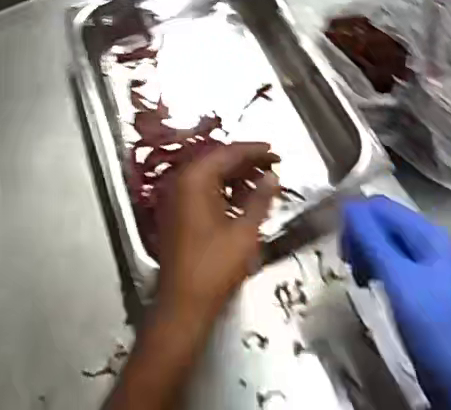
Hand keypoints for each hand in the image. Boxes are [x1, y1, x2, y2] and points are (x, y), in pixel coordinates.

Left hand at [105, 143, 279, 409]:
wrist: (183, 301)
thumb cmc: (215, 265)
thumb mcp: (244, 231)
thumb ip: (259, 199)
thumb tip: (272, 176)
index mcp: (194, 178)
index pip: (226, 153)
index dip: (253, 150)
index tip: (274, 150)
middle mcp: (181, 180)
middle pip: (216, 160)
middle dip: (245, 161)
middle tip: (273, 164)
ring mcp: (176, 195)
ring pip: (210, 175)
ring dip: (236, 175)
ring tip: (264, 181)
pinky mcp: (178, 211)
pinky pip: (203, 189)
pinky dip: (224, 189)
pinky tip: (243, 198)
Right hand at [340, 197, 450, 409]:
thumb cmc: (435, 329)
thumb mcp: (399, 280)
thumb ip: (372, 239)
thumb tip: (346, 203)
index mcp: (427, 234)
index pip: (378, 205)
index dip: (355, 220)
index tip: (341, 248)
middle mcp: (428, 243)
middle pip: (380, 221)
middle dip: (358, 237)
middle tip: (348, 265)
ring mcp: (426, 266)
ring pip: (382, 242)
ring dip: (364, 252)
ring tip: (357, 277)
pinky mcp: (422, 288)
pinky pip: (389, 262)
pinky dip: (374, 268)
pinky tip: (371, 285)